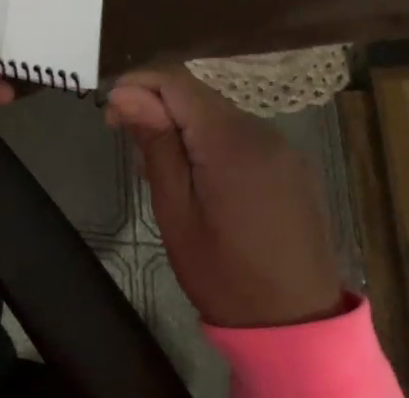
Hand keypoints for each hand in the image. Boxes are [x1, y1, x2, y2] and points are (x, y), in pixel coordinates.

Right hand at [107, 67, 344, 329]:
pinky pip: (239, 135)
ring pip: (216, 114)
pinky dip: (209, 142)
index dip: (136, 86)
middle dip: (156, 108)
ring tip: (161, 171)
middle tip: (131, 150)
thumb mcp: (175, 211)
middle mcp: (264, 133)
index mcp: (233, 142)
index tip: (111, 119)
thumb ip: (155, 144)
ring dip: (182, 127)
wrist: (298, 329)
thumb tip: (124, 92)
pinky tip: (198, 179)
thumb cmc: (224, 273)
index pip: (175, 81)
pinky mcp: (292, 167)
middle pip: (197, 95)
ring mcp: (283, 150)